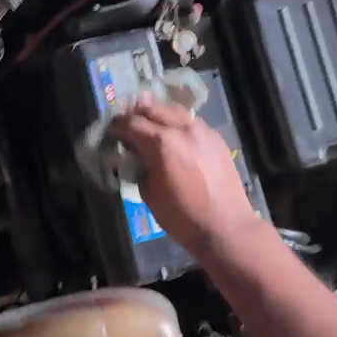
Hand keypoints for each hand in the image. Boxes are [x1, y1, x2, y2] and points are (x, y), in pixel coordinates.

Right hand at [109, 94, 269, 256]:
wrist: (226, 227)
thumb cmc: (182, 216)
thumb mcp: (149, 194)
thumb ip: (140, 167)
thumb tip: (136, 157)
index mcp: (161, 143)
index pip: (131, 123)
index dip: (117, 126)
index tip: (111, 133)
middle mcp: (181, 129)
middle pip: (152, 108)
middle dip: (135, 114)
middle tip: (127, 126)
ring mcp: (202, 131)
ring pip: (174, 110)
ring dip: (157, 114)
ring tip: (150, 126)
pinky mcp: (216, 138)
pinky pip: (191, 121)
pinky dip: (177, 123)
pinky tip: (174, 136)